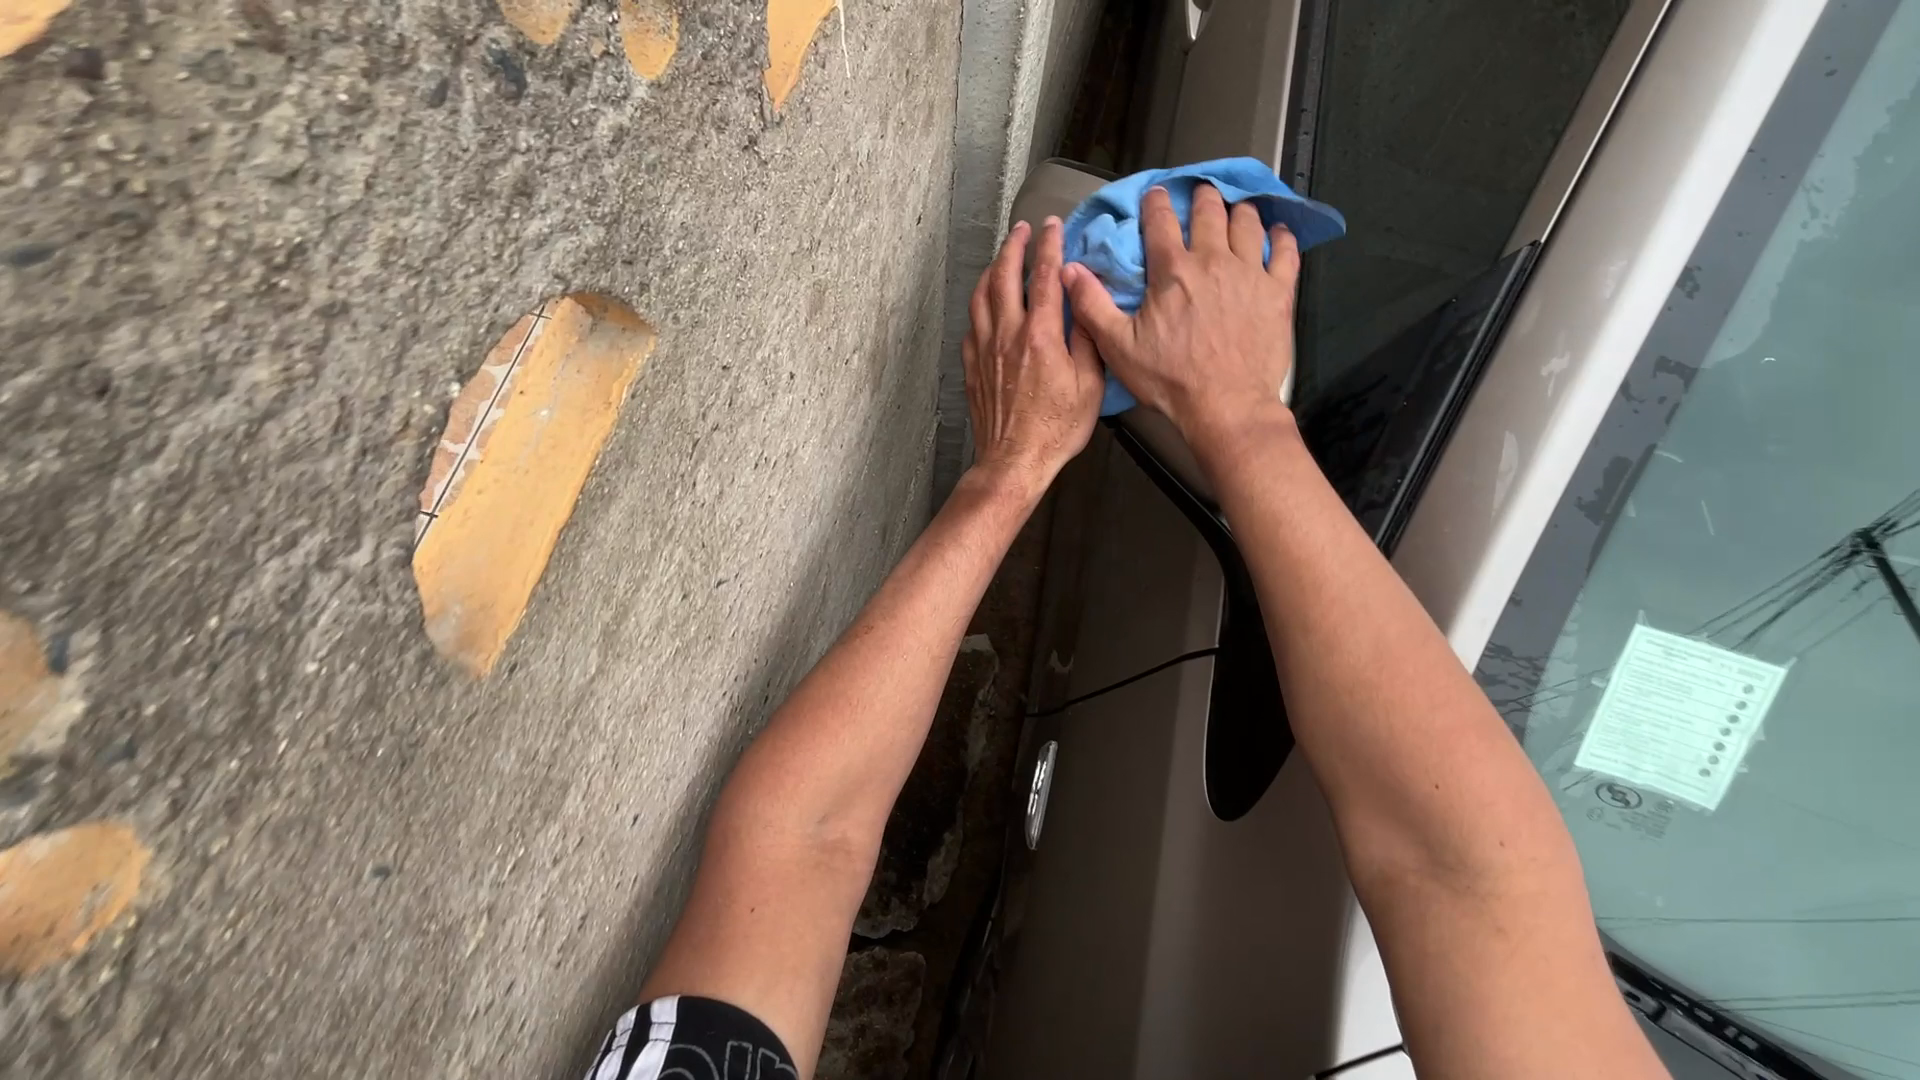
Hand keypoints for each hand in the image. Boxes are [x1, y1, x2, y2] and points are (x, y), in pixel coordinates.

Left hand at [964, 216, 1104, 498]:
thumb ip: (1087, 339)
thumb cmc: (1055, 430)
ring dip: (991, 271)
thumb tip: (1084, 303)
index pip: (1044, 276)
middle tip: (1022, 231)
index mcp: (1040, 336)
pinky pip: (971, 326)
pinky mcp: (973, 368)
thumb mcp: (1090, 385)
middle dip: (1014, 247)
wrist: (1014, 461)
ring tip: (1001, 259)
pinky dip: (978, 306)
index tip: (1054, 228)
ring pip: (980, 297)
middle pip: (1004, 277)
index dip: (1049, 246)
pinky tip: (985, 306)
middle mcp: (1007, 336)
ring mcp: (985, 351)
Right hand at [1062, 184, 1298, 457]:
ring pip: (1247, 223)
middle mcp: (1213, 260)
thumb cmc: (1169, 380)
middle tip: (1199, 195)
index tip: (1155, 195)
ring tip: (1235, 211)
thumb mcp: (1118, 347)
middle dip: (1201, 198)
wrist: (1225, 406)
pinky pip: (1286, 251)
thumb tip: (1068, 270)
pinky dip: (1282, 236)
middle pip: (1209, 212)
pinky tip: (1278, 233)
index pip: (1161, 221)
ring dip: (1238, 211)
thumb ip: (1092, 304)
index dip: (1156, 202)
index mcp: (1172, 271)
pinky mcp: (1278, 292)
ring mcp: (1250, 273)